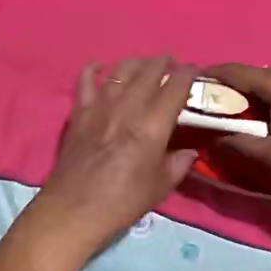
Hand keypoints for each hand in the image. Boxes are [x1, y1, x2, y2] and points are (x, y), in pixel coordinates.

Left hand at [10, 56, 197, 270]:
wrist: (75, 208)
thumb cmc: (123, 202)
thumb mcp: (160, 186)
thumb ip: (178, 164)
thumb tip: (189, 151)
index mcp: (152, 125)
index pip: (175, 87)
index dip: (187, 74)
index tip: (194, 69)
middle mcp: (127, 107)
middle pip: (148, 72)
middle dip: (163, 63)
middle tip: (171, 62)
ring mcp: (100, 106)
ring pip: (120, 70)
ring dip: (136, 63)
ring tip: (145, 63)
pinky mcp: (79, 112)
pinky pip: (85, 80)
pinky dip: (94, 69)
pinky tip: (101, 66)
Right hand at [203, 63, 270, 185]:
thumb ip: (240, 145)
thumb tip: (214, 138)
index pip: (232, 71)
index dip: (208, 75)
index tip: (189, 83)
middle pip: (249, 74)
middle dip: (227, 87)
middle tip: (210, 105)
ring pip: (267, 78)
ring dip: (250, 92)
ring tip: (236, 112)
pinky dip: (268, 93)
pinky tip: (267, 112)